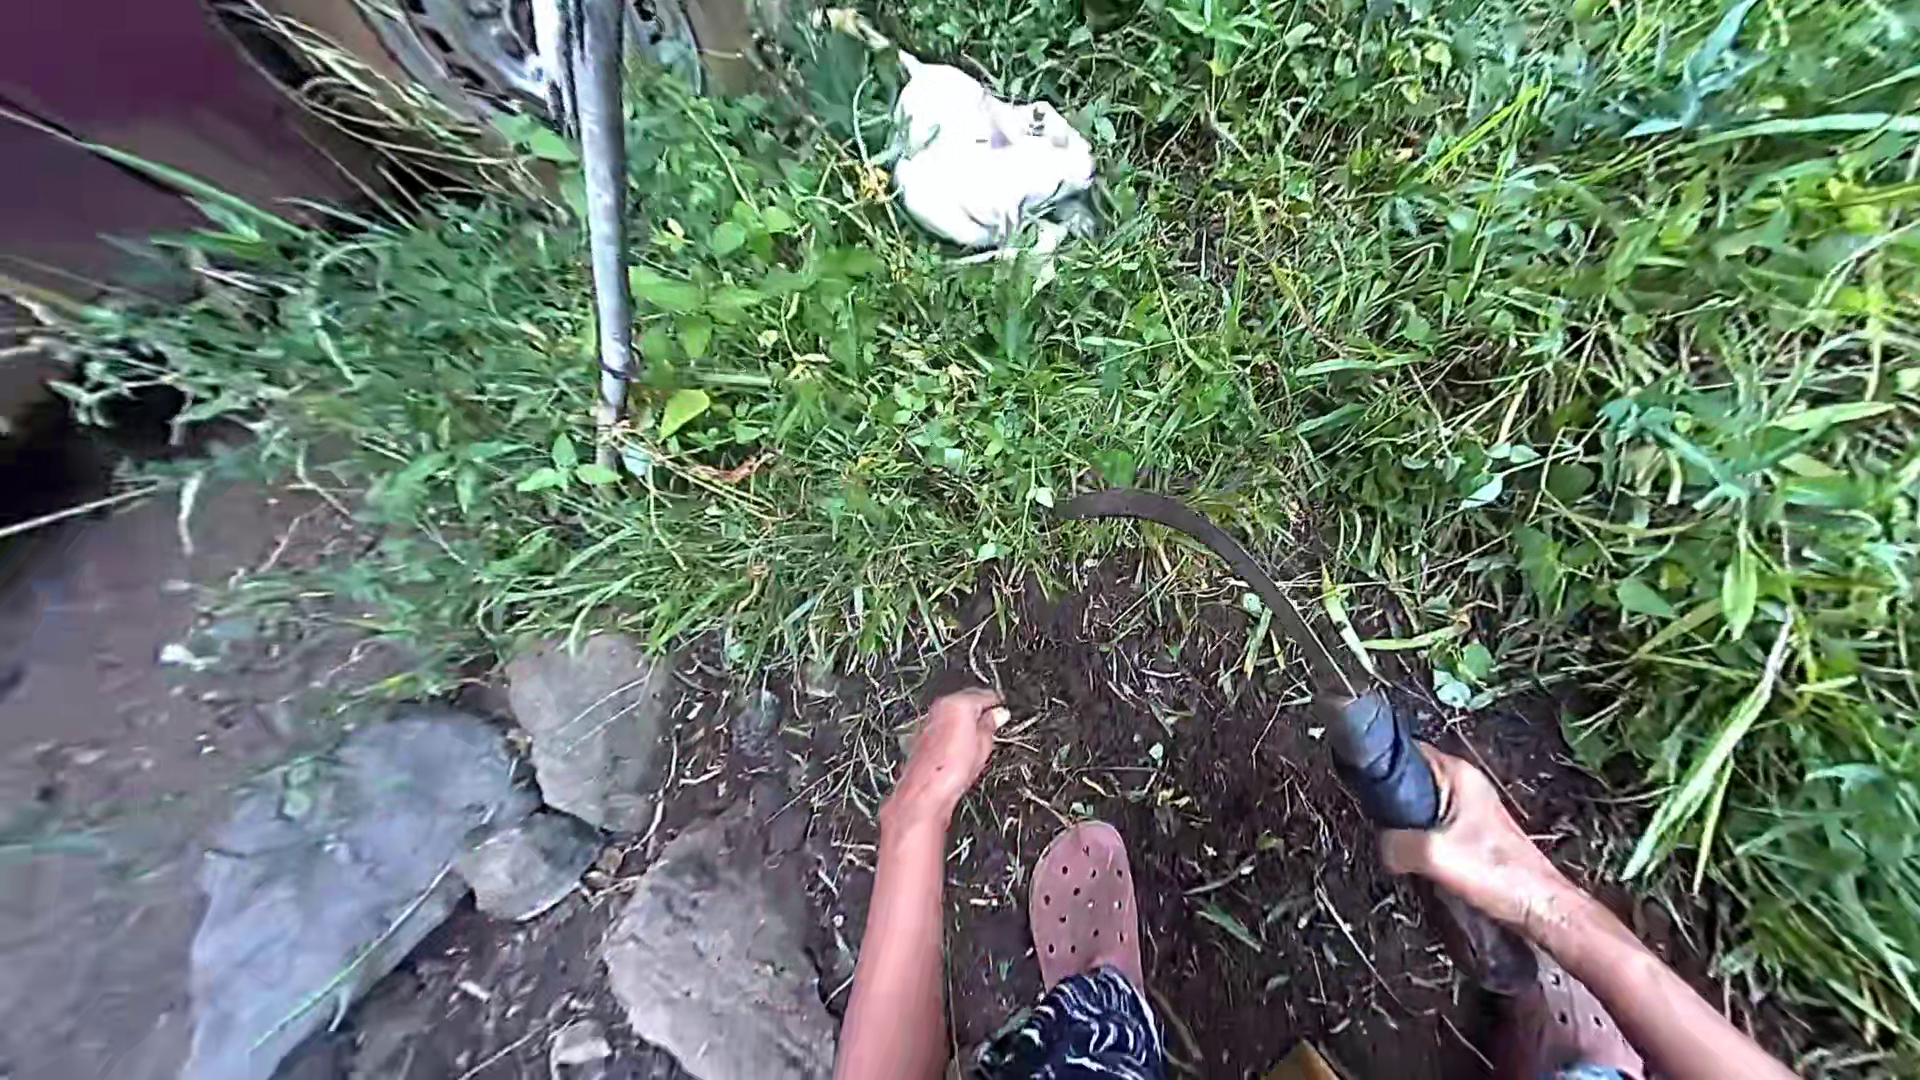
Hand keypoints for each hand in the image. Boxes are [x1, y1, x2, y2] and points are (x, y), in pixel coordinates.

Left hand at [880, 688, 1006, 834]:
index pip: (985, 695)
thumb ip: (991, 724)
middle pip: (968, 700)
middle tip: (995, 725)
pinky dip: (954, 728)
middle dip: (981, 711)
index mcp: (959, 704)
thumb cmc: (951, 770)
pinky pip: (944, 723)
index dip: (997, 705)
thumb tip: (997, 715)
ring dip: (967, 720)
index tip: (1003, 712)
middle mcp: (942, 706)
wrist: (925, 790)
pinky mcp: (923, 731)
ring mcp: (931, 718)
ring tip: (978, 740)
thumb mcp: (984, 746)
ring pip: (955, 711)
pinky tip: (961, 746)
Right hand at [1379, 745, 1580, 938]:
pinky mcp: (1470, 828)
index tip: (1356, 779)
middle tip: (1374, 815)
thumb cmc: (1499, 876)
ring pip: (1416, 798)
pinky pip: (1428, 817)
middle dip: (1387, 793)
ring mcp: (1468, 804)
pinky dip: (1415, 830)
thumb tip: (1379, 847)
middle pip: (1406, 773)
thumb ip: (1392, 843)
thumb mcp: (1432, 855)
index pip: (1400, 748)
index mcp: (1455, 772)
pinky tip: (1411, 850)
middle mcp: (1462, 780)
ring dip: (1401, 816)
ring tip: (1391, 835)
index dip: (1376, 761)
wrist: (1545, 913)